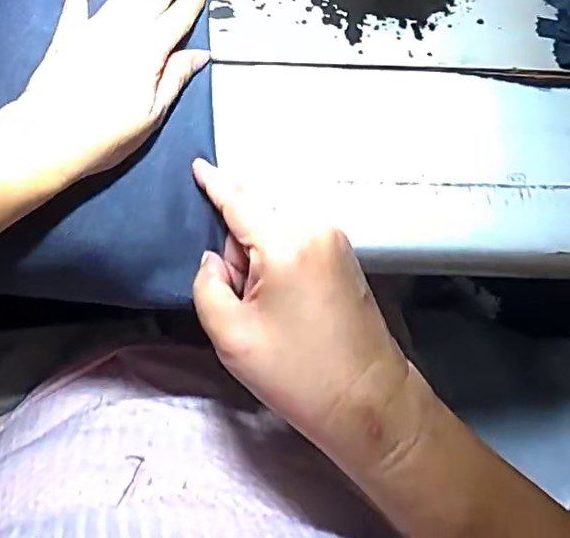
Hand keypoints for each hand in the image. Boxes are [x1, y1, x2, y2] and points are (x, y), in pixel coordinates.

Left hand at [2, 0, 209, 185]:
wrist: (48, 136)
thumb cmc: (101, 134)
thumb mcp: (151, 114)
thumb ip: (174, 78)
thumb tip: (196, 57)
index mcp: (149, 51)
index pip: (177, 18)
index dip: (189, 3)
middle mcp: (122, 33)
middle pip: (151, 0)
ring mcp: (92, 30)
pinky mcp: (66, 36)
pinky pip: (76, 5)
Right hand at [191, 159, 418, 463]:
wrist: (371, 404)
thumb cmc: (299, 374)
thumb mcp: (231, 337)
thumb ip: (206, 285)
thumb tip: (215, 260)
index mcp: (285, 243)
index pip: (238, 201)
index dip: (212, 182)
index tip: (197, 165)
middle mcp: (313, 228)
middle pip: (254, 217)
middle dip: (239, 248)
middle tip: (245, 298)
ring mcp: (333, 238)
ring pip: (274, 228)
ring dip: (260, 255)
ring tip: (270, 307)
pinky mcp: (343, 253)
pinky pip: (295, 238)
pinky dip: (279, 258)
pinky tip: (287, 301)